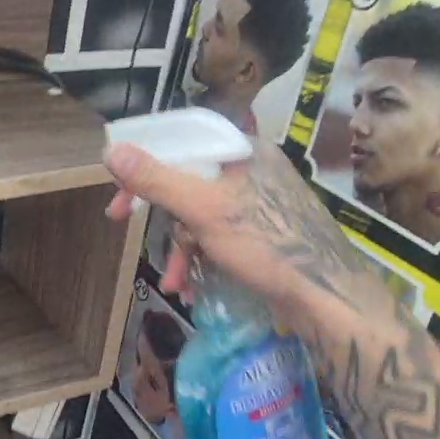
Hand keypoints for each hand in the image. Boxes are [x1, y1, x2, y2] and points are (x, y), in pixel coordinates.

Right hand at [103, 141, 375, 321]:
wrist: (328, 298)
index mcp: (243, 151)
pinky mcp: (262, 233)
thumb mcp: (204, 210)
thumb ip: (157, 180)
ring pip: (199, 212)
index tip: (117, 182)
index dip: (143, 160)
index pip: (182, 140)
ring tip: (173, 280)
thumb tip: (111, 152)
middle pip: (187, 178)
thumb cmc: (268, 245)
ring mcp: (258, 202)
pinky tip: (190, 285)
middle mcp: (251, 170)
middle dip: (159, 212)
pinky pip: (216, 234)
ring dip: (179, 246)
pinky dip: (199, 257)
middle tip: (119, 219)